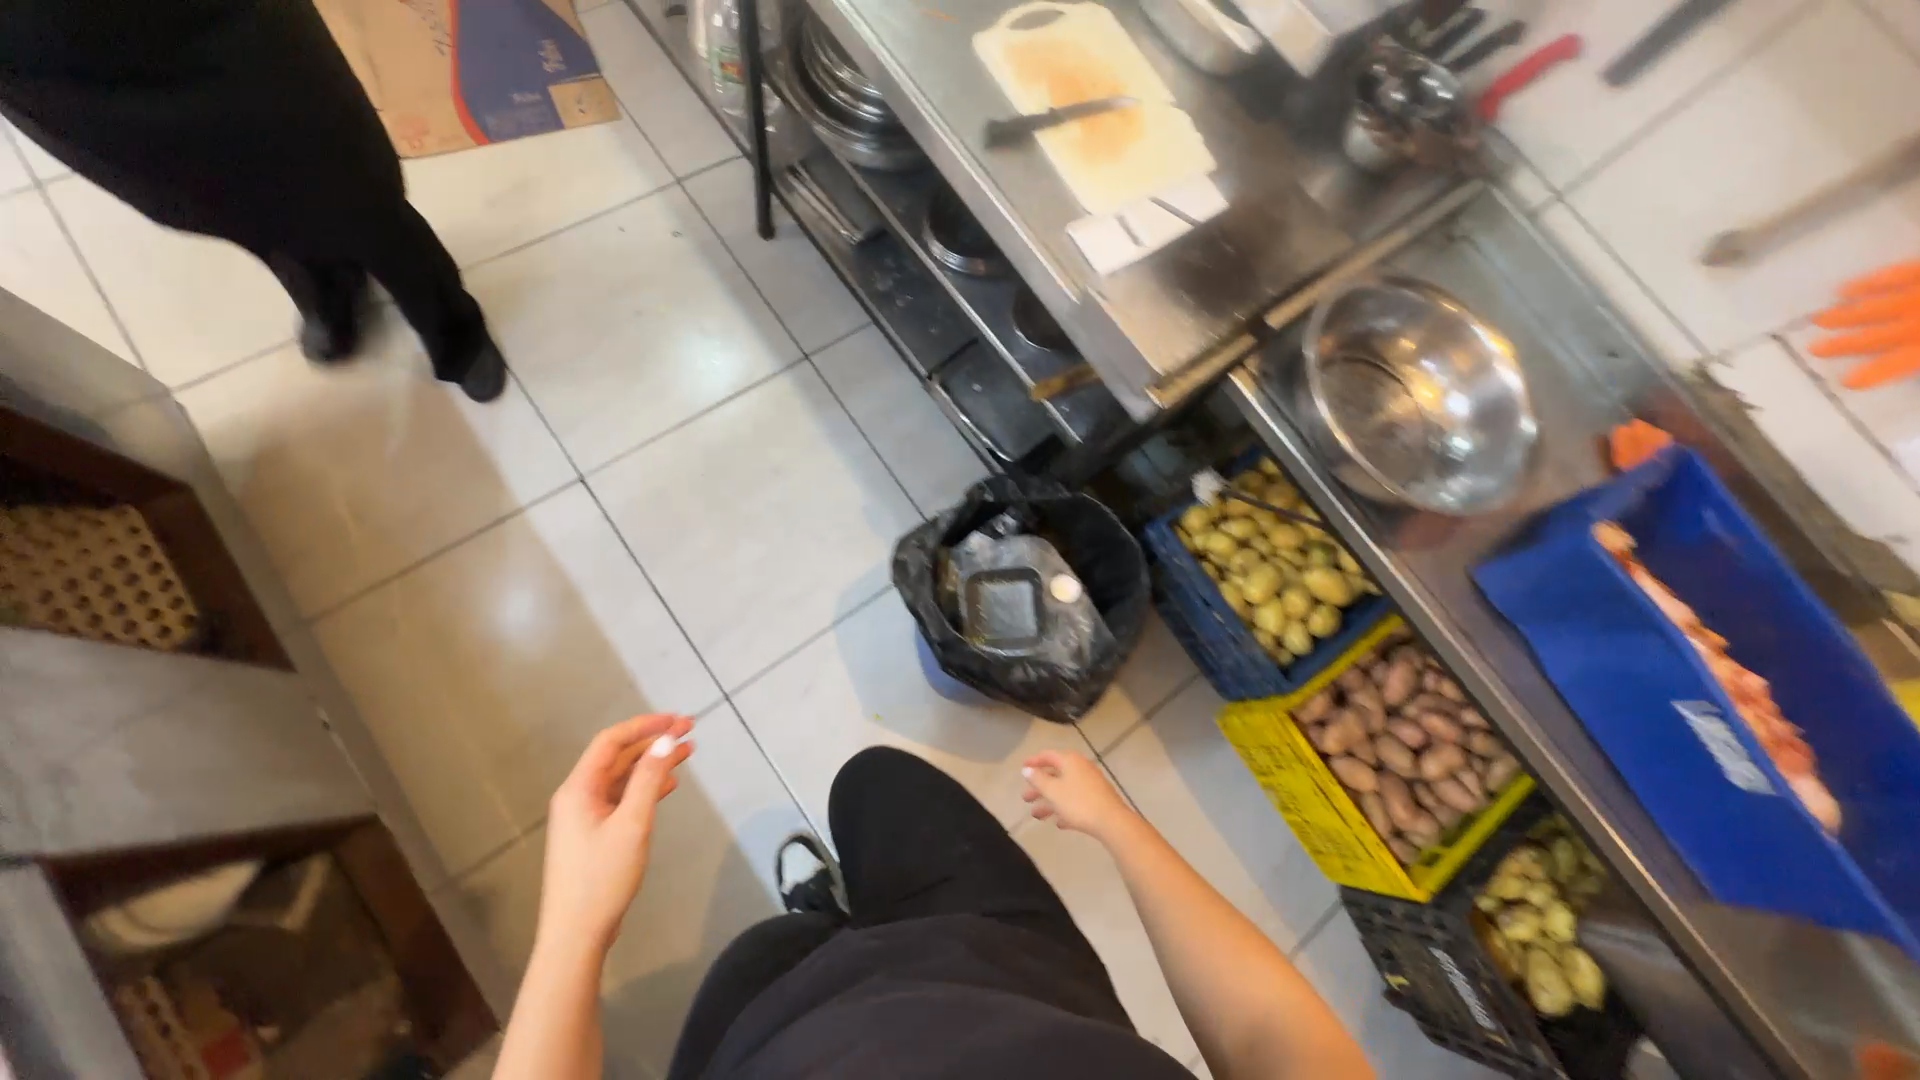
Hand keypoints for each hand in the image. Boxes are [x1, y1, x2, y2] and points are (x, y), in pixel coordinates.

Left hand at [536, 714, 693, 955]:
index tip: (679, 721)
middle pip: (618, 756)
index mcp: (579, 788)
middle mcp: (579, 796)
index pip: (612, 741)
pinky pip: (622, 798)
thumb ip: (649, 779)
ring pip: (623, 777)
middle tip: (690, 731)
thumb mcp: (632, 824)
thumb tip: (666, 740)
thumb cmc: (602, 877)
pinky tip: (669, 785)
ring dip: (653, 763)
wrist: (576, 934)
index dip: (646, 725)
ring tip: (689, 753)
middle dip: (654, 741)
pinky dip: (646, 787)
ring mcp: (586, 816)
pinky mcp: (595, 834)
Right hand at [1021, 751, 1138, 842]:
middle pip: (1055, 775)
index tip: (1022, 769)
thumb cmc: (1078, 803)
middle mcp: (1081, 768)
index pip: (1048, 756)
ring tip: (1036, 815)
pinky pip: (1076, 801)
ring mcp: (1091, 784)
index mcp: (1070, 761)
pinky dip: (1065, 809)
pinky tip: (1059, 823)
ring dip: (1050, 802)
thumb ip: (1038, 779)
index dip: (1033, 762)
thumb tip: (1026, 769)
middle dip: (1039, 787)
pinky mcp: (1098, 800)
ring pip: (1065, 790)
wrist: (1111, 822)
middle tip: (1026, 798)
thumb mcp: (1053, 791)